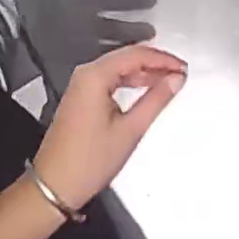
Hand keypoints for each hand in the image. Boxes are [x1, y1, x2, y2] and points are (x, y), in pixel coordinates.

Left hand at [32, 43, 186, 210]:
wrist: (54, 184)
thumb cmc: (89, 160)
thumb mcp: (130, 130)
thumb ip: (155, 100)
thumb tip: (176, 79)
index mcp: (95, 75)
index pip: (135, 54)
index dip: (162, 59)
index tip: (183, 67)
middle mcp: (86, 73)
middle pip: (126, 57)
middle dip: (154, 62)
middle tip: (179, 71)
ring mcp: (81, 84)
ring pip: (118, 68)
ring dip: (143, 72)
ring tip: (168, 80)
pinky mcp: (81, 96)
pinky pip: (109, 79)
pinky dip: (129, 81)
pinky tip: (145, 88)